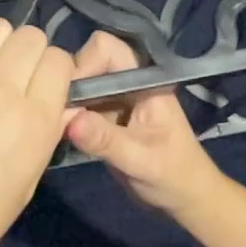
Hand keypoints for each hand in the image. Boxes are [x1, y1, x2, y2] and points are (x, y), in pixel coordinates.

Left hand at [0, 18, 74, 246]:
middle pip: (31, 36)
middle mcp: (1, 88)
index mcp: (33, 118)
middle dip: (34, 56)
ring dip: (0, 46)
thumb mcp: (28, 184)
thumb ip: (47, 134)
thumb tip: (64, 105)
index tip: (49, 93)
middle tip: (21, 85)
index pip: (60, 60)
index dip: (58, 74)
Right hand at [65, 31, 224, 217]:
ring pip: (80, 83)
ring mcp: (114, 99)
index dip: (86, 63)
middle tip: (60, 114)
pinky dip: (68, 116)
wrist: (185, 198)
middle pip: (87, 61)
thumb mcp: (141, 160)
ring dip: (66, 101)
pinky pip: (79, 104)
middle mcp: (126, 83)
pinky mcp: (104, 116)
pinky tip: (63, 133)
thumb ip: (106, 140)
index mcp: (143, 81)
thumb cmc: (174, 175)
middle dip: (70, 83)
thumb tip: (71, 121)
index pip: (107, 48)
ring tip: (59, 126)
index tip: (72, 95)